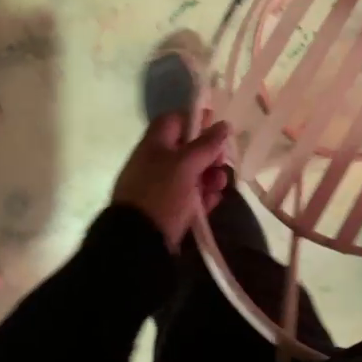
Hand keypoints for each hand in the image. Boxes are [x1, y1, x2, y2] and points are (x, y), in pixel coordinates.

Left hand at [111, 113, 230, 251]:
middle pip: (187, 148)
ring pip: (191, 173)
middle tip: (223, 161)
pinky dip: (202, 196)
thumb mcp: (186, 164)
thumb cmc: (162, 193)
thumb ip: (207, 144)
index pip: (175, 120)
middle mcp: (156, 162)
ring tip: (220, 185)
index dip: (196, 119)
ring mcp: (160, 187)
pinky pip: (189, 196)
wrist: (138, 243)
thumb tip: (224, 124)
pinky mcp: (166, 210)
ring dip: (210, 175)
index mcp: (154, 145)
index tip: (216, 126)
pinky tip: (213, 201)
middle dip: (209, 153)